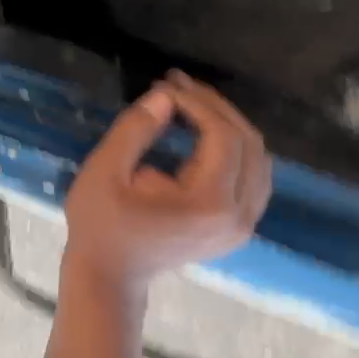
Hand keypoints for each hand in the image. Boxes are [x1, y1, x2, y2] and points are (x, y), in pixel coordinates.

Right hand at [62, 71, 271, 293]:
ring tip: (189, 102)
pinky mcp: (238, 225)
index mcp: (210, 202)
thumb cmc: (100, 223)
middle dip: (214, 107)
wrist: (109, 273)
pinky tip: (202, 132)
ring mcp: (245, 223)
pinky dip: (232, 146)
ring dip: (227, 124)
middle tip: (176, 84)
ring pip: (258, 158)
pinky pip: (252, 175)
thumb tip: (163, 97)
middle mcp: (241, 213)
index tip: (162, 85)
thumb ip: (135, 131)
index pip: (223, 137)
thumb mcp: (104, 171)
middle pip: (249, 144)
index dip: (196, 104)